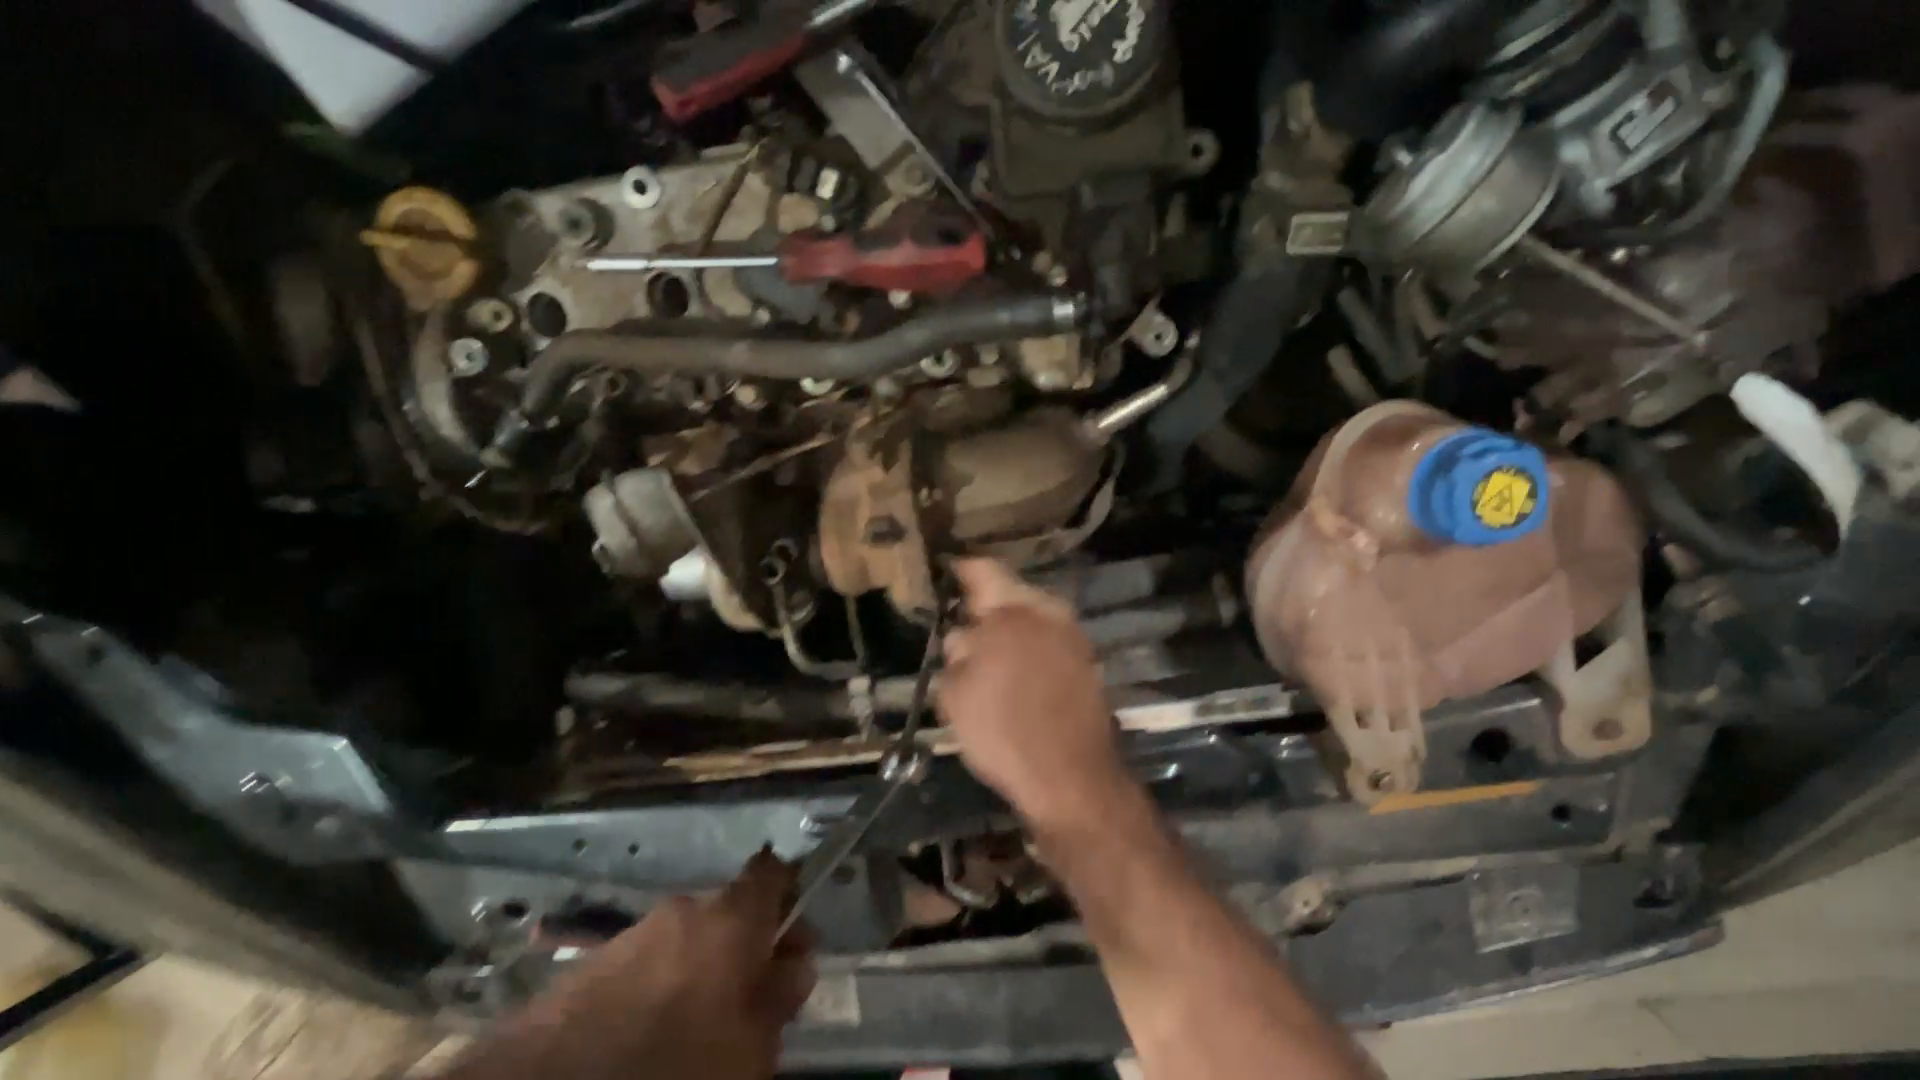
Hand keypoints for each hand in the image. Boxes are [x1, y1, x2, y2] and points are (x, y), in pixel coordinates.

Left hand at [509, 852, 814, 1079]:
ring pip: (686, 939)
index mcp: (729, 919)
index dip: (790, 893)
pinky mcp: (591, 964)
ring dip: (701, 967)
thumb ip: (778, 1000)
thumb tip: (795, 964)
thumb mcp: (751, 1050)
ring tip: (702, 1021)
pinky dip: (660, 984)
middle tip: (755, 997)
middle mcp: (682, 911)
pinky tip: (654, 1030)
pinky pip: (646, 962)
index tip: (797, 932)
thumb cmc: (675, 1064)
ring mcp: (632, 934)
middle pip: (729, 912)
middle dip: (746, 946)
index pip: (771, 872)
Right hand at [938, 558, 1136, 829]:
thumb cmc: (1003, 733)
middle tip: (960, 625)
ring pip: (1031, 617)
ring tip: (985, 654)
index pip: (982, 570)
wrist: (1070, 778)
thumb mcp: (956, 694)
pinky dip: (1029, 647)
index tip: (943, 575)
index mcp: (1011, 611)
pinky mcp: (1086, 662)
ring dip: (1009, 628)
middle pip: (1009, 593)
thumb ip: (956, 653)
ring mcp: (1073, 636)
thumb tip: (962, 634)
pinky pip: (1048, 640)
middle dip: (984, 606)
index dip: (959, 571)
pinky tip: (1013, 674)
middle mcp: (1048, 612)